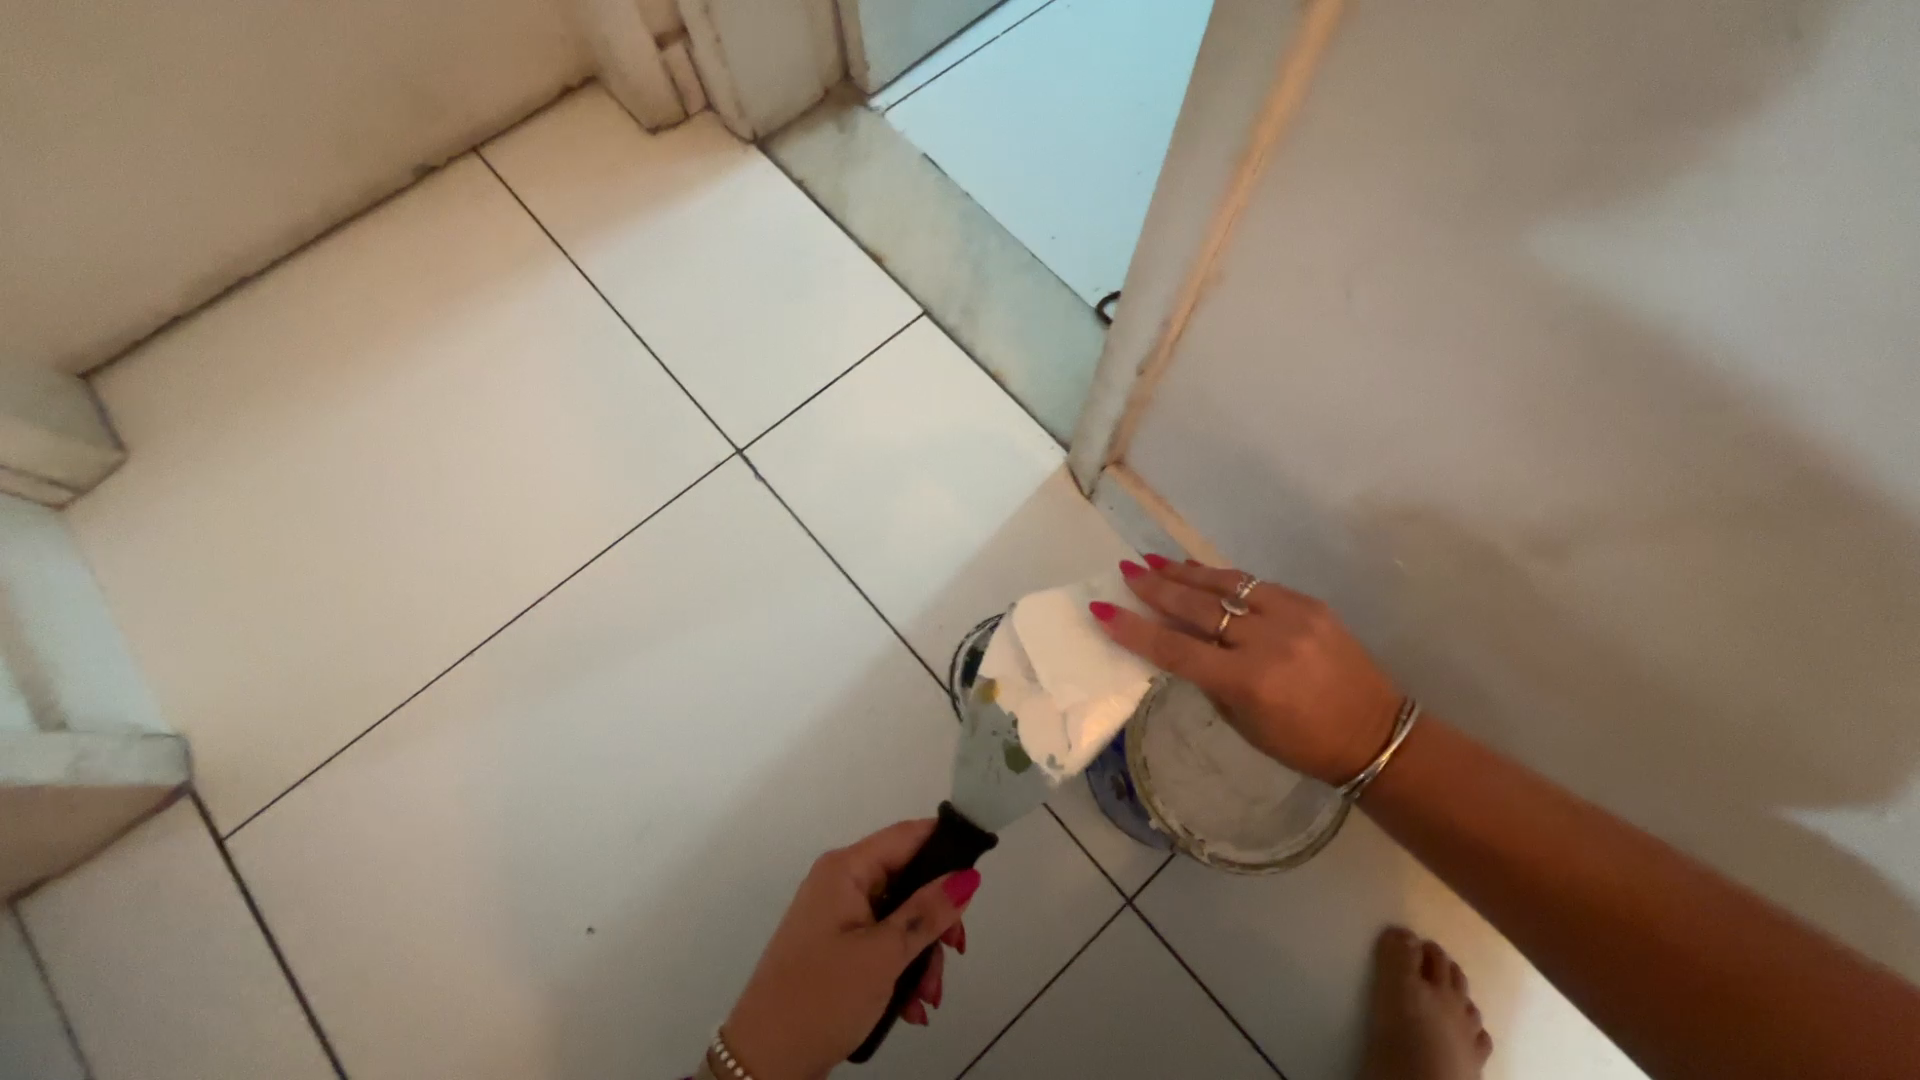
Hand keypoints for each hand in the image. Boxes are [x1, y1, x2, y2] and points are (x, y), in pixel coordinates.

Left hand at [721, 820, 979, 1079]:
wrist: (763, 1062)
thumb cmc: (822, 997)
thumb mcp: (883, 954)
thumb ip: (928, 913)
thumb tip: (968, 875)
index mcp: (846, 869)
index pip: (907, 836)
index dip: (946, 846)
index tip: (978, 875)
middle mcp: (840, 882)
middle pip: (908, 881)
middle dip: (936, 922)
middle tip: (956, 953)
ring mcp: (836, 916)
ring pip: (900, 918)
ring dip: (921, 956)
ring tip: (927, 999)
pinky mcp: (836, 948)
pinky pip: (882, 943)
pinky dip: (900, 970)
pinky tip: (910, 1007)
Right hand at [1093, 557, 1401, 785]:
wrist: (1376, 733)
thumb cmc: (1302, 744)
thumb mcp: (1244, 720)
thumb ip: (1209, 678)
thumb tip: (1180, 643)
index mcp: (1249, 681)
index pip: (1177, 649)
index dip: (1134, 630)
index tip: (1102, 611)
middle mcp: (1268, 642)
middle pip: (1197, 608)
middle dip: (1155, 588)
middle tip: (1125, 572)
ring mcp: (1293, 616)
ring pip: (1226, 585)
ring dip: (1185, 573)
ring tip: (1152, 560)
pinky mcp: (1310, 604)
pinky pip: (1255, 585)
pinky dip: (1222, 579)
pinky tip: (1199, 572)